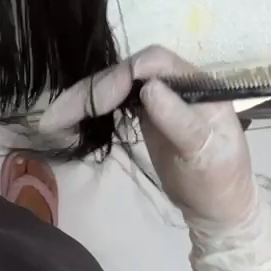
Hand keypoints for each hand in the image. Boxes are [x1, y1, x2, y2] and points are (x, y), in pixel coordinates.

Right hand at [42, 46, 270, 270]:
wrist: (217, 208)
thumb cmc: (218, 181)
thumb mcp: (204, 154)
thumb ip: (178, 119)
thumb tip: (147, 87)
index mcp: (196, 83)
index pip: (153, 62)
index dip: (121, 77)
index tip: (99, 104)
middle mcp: (174, 82)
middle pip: (125, 71)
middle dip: (91, 91)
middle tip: (58, 116)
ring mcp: (157, 96)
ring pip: (112, 86)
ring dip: (82, 100)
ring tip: (52, 120)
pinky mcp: (143, 111)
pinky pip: (111, 100)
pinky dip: (88, 109)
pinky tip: (67, 119)